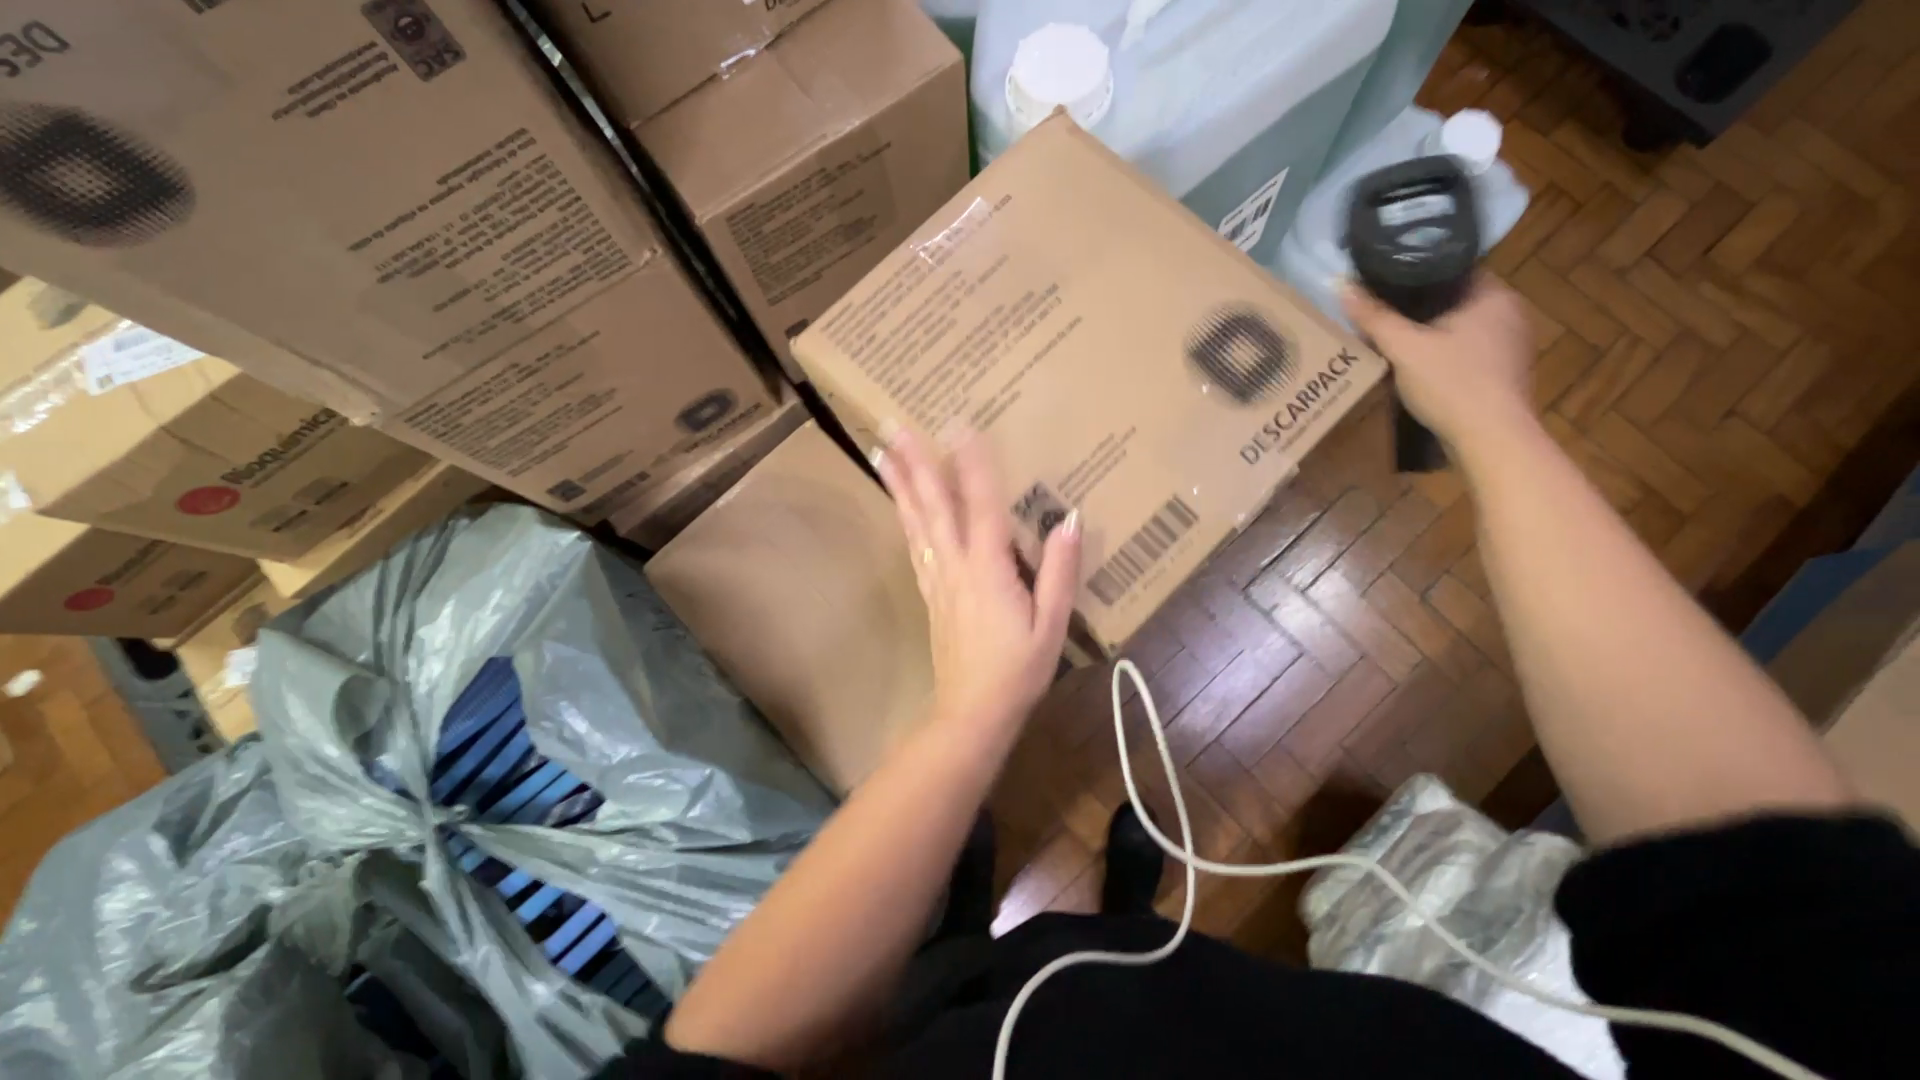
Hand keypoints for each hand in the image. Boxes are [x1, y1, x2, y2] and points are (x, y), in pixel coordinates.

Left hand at [873, 427, 1082, 736]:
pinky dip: (905, 518)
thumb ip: (1060, 572)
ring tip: (882, 451)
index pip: (980, 504)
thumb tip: (1071, 519)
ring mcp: (937, 579)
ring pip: (915, 522)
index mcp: (988, 569)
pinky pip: (915, 545)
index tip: (959, 422)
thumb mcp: (1053, 624)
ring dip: (900, 484)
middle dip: (915, 462)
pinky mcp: (930, 594)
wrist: (973, 712)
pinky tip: (900, 506)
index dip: (971, 462)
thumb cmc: (1019, 670)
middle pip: (932, 505)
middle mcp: (955, 566)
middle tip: (892, 423)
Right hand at [1342, 274, 1538, 455]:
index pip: (1453, 268)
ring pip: (1462, 328)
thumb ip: (1373, 317)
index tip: (1386, 284)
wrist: (1491, 440)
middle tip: (1384, 314)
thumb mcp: (1403, 348)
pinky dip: (1447, 355)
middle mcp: (1512, 313)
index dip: (1417, 275)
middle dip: (1421, 308)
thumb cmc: (1452, 383)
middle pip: (1455, 300)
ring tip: (1397, 340)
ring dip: (1433, 334)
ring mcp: (1513, 345)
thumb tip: (1340, 284)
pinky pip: (1470, 352)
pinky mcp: (1507, 373)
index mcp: (1494, 295)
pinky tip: (1422, 367)